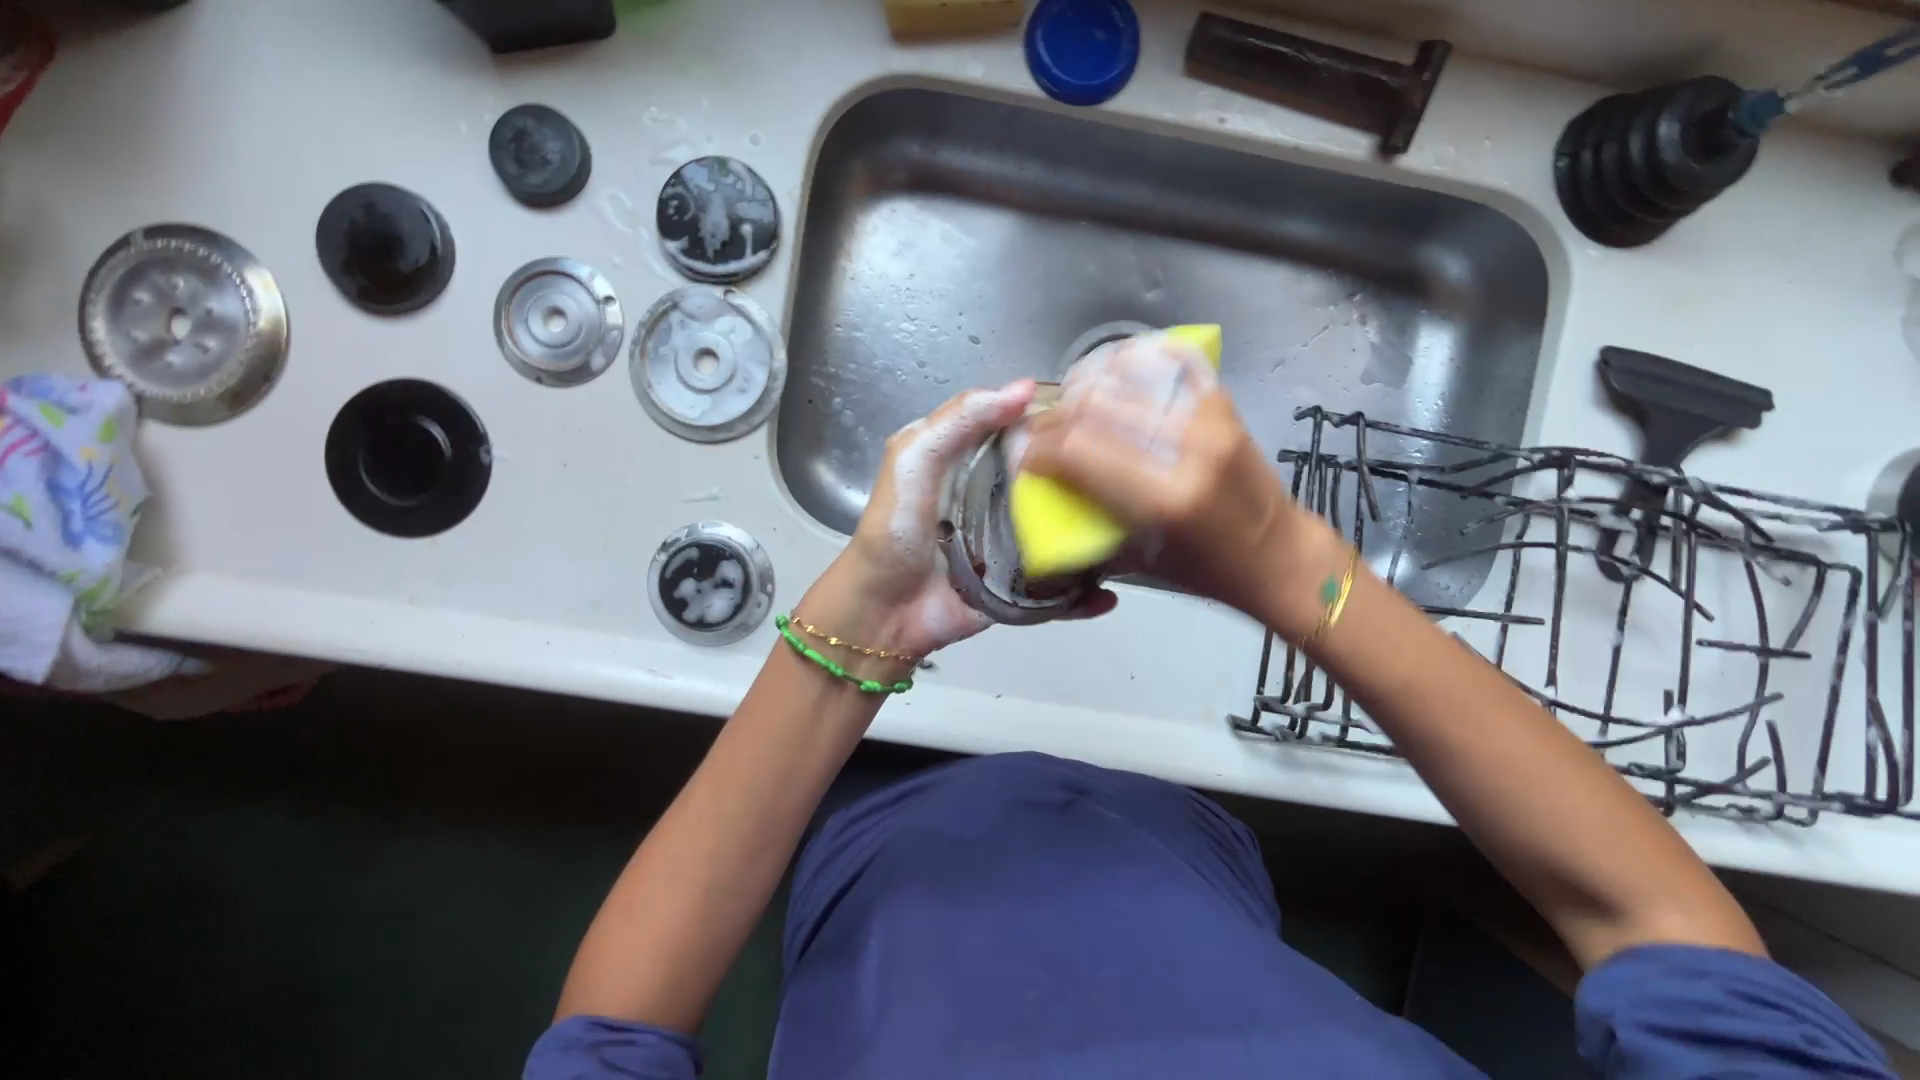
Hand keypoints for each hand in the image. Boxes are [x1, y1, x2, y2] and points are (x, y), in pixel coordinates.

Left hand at [796, 381, 1117, 676]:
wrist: (884, 611)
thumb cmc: (895, 530)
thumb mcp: (914, 458)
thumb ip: (960, 419)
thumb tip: (1024, 389)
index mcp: (973, 461)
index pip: (1026, 433)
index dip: (1059, 424)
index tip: (1100, 419)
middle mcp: (999, 499)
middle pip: (1056, 483)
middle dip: (1093, 481)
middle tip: (1132, 477)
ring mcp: (1014, 546)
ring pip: (1067, 536)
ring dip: (1099, 537)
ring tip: (1135, 532)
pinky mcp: (1020, 590)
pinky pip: (1059, 592)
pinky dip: (1086, 597)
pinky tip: (1108, 596)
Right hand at [1019, 334, 1344, 636]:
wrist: (1276, 555)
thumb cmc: (1205, 570)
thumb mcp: (1138, 557)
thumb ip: (1089, 518)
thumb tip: (1043, 486)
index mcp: (1162, 498)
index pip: (1078, 451)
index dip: (1038, 448)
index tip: (1022, 454)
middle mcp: (1186, 448)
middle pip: (1095, 407)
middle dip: (1054, 416)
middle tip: (1039, 428)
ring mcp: (1208, 418)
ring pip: (1125, 376)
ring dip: (1085, 385)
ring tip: (1069, 402)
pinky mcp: (1222, 402)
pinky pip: (1166, 362)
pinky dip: (1131, 362)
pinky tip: (1111, 374)